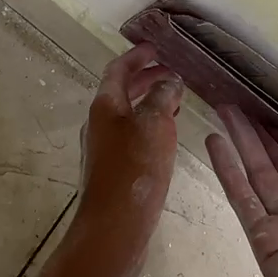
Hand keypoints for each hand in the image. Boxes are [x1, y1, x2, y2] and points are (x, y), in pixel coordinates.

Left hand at [0, 45, 182, 276]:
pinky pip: (133, 136)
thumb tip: (169, 80)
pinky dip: (151, 127)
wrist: (114, 227)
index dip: (137, 56)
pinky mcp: (114, 170)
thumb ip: (163, 97)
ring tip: (177, 101)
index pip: (118, 69)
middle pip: (122, 90)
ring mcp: (105, 147)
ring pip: (129, 114)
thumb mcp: (154, 125)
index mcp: (105, 105)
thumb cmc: (134, 169)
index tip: (157, 49)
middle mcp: (100, 122)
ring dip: (151, 103)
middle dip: (146, 78)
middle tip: (173, 73)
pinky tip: (168, 138)